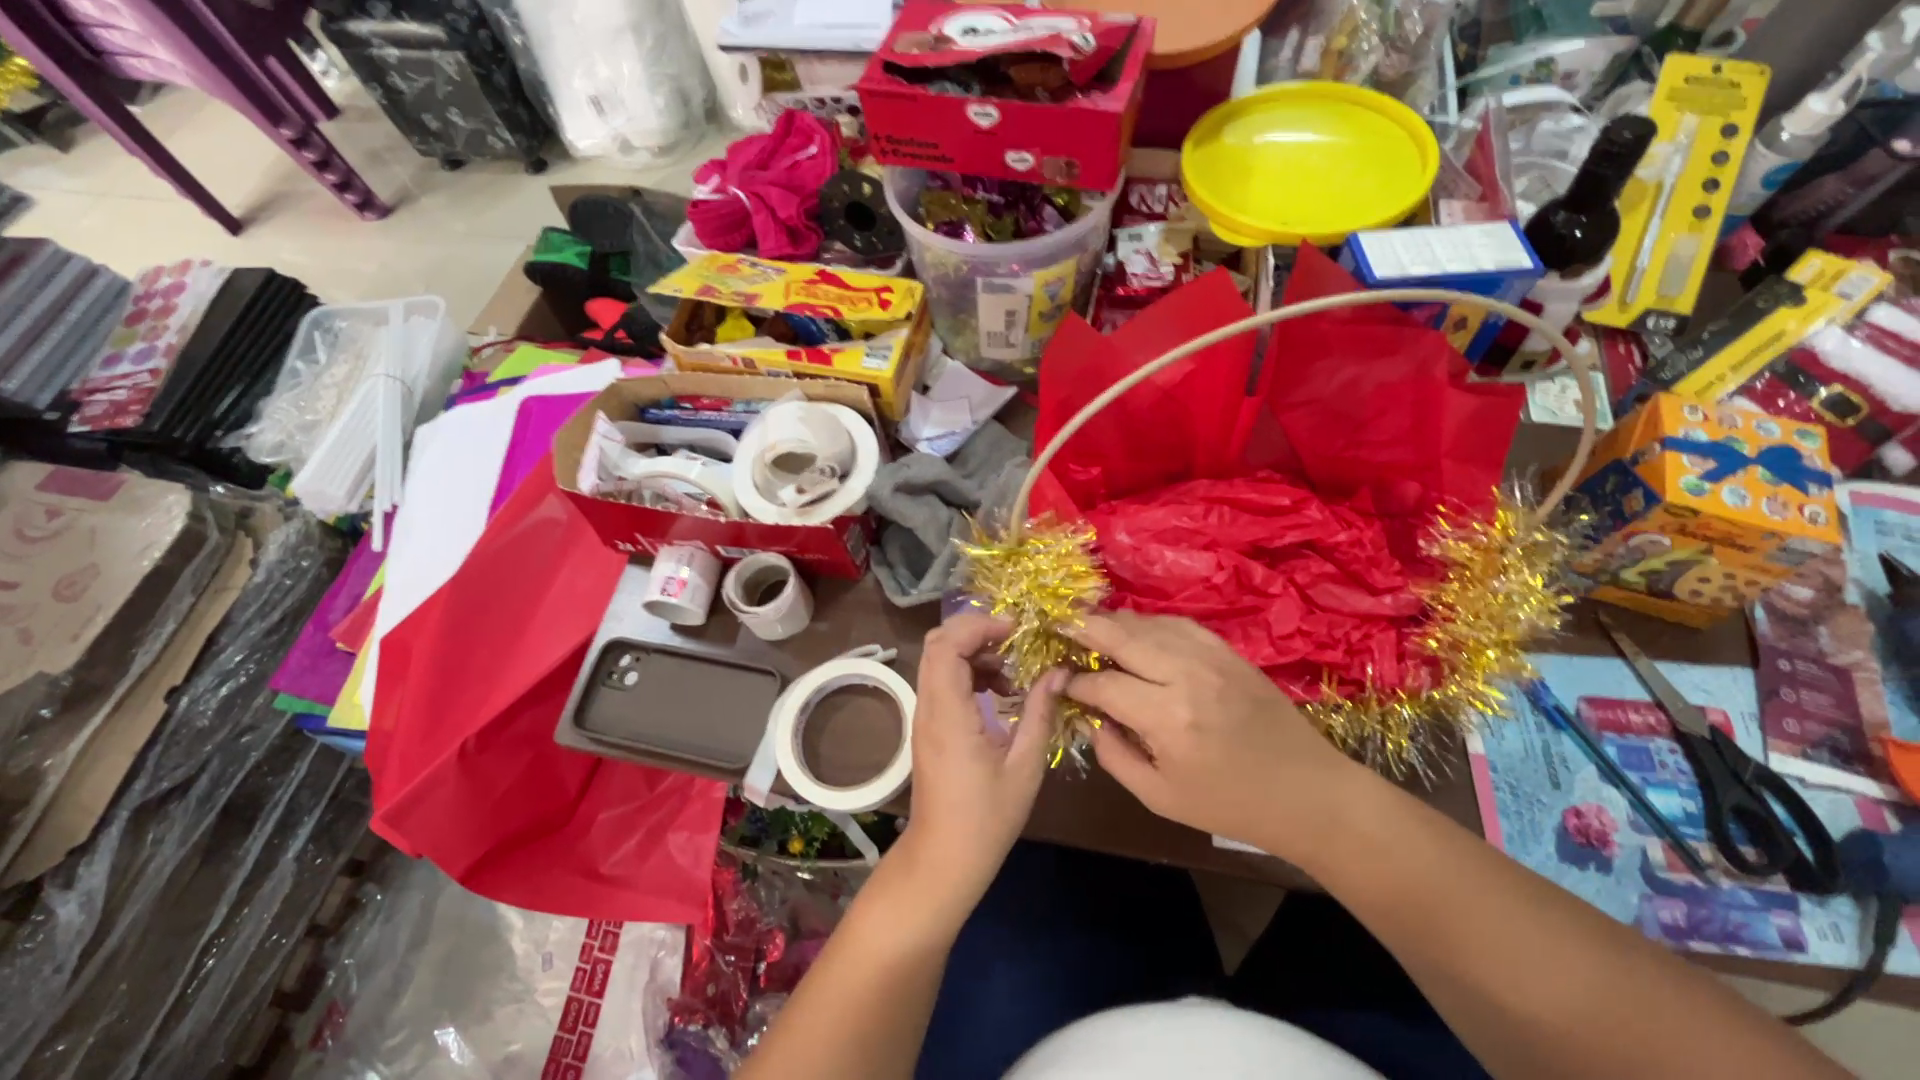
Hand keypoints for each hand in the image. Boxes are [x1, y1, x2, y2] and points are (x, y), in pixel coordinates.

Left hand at [903, 614, 1060, 902]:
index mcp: (949, 714)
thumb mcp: (1025, 766)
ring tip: (1012, 675)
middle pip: (937, 645)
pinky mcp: (928, 729)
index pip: (947, 646)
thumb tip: (1058, 673)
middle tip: (1015, 643)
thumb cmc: (987, 818)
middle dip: (975, 633)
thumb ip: (1040, 713)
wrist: (944, 857)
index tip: (1015, 632)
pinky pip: (941, 682)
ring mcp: (924, 718)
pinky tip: (999, 695)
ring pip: (938, 662)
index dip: (978, 626)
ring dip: (973, 654)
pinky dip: (967, 675)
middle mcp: (928, 708)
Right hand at [1068, 612, 1371, 856]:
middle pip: (1122, 636)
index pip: (1103, 685)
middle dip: (1084, 628)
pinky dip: (1151, 623)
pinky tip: (1137, 631)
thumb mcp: (1159, 797)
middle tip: (1058, 624)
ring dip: (1115, 622)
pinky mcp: (1230, 653)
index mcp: (1167, 718)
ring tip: (1091, 625)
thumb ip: (1114, 756)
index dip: (1075, 683)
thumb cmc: (1229, 804)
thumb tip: (1090, 719)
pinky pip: (1180, 624)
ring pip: (1150, 623)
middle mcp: (1187, 676)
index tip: (1058, 684)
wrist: (1307, 792)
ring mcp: (1212, 658)